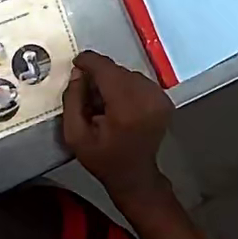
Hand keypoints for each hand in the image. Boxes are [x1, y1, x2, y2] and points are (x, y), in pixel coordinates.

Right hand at [62, 50, 175, 203]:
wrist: (135, 176)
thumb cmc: (103, 158)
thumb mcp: (74, 134)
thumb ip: (72, 99)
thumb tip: (78, 72)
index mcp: (126, 110)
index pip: (106, 70)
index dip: (88, 62)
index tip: (76, 63)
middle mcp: (148, 100)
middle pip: (116, 70)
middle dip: (99, 75)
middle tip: (88, 94)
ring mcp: (160, 99)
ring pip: (127, 73)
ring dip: (112, 80)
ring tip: (104, 101)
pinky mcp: (165, 100)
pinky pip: (138, 79)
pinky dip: (125, 85)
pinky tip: (118, 102)